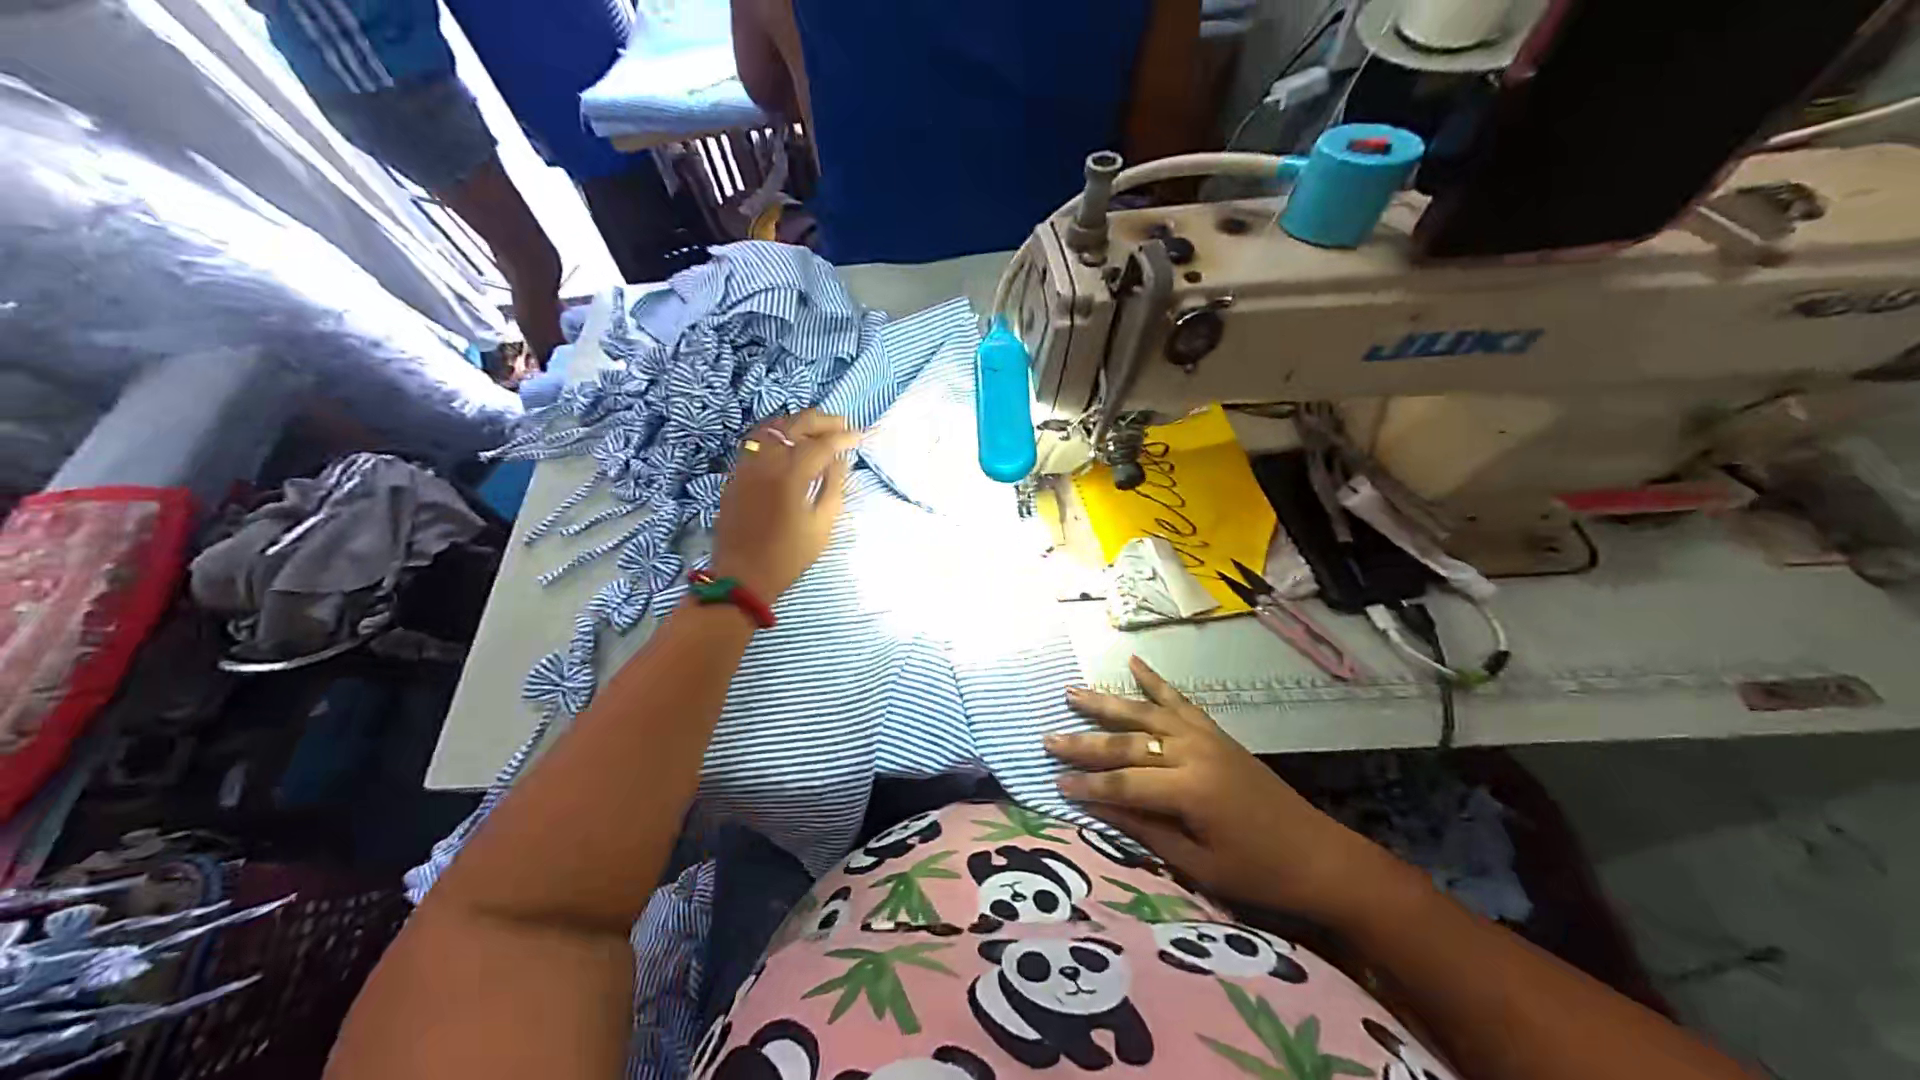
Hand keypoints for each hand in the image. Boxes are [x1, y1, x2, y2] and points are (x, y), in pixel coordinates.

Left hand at [709, 410, 859, 600]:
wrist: (742, 576)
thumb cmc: (788, 556)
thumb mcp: (822, 525)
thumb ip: (834, 486)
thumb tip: (840, 460)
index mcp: (791, 474)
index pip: (822, 443)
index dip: (844, 437)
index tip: (860, 437)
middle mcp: (767, 460)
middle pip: (796, 424)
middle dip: (822, 421)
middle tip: (842, 426)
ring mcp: (747, 464)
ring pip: (773, 427)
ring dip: (798, 423)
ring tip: (817, 429)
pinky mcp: (736, 473)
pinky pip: (757, 441)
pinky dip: (777, 434)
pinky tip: (789, 443)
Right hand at [1046, 656, 1408, 919]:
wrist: (1319, 856)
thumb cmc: (1257, 872)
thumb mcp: (1197, 863)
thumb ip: (1145, 829)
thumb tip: (1096, 806)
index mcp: (1191, 790)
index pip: (1123, 784)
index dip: (1087, 785)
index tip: (1054, 782)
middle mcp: (1195, 753)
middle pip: (1128, 743)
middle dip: (1085, 743)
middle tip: (1048, 738)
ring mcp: (1206, 737)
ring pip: (1146, 714)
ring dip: (1107, 703)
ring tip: (1072, 692)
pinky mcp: (1216, 734)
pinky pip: (1180, 702)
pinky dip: (1156, 682)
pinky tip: (1135, 664)